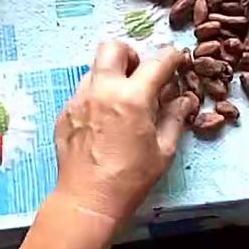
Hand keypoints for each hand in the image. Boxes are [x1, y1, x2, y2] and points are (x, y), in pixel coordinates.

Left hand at [49, 40, 193, 225]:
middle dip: (131, 55)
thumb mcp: (163, 151)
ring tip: (121, 100)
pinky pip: (82, 92)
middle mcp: (102, 90)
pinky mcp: (64, 113)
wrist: (88, 200)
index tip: (178, 59)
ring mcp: (79, 100)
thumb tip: (184, 100)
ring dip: (111, 76)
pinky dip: (96, 96)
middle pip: (113, 48)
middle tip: (140, 76)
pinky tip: (103, 121)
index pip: (157, 62)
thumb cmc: (130, 179)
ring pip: (95, 69)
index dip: (172, 57)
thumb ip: (175, 118)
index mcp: (132, 98)